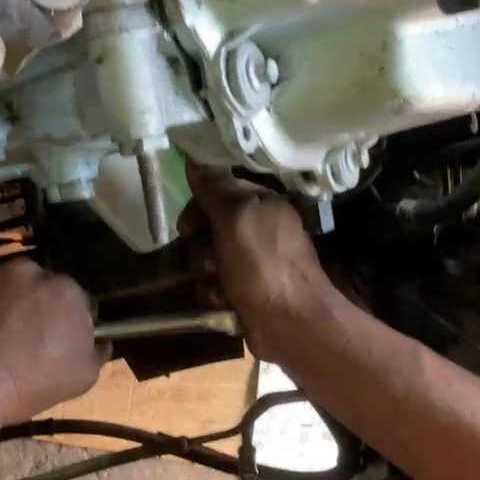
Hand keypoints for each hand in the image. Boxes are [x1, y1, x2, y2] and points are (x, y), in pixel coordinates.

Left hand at [0, 259, 106, 426]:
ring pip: (3, 281)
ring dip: (2, 298)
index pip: (76, 300)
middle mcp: (30, 270)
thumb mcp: (81, 380)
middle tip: (21, 335)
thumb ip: (97, 352)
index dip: (68, 320)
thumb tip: (101, 341)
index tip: (57, 339)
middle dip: (34, 304)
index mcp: (67, 291)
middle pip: (39, 285)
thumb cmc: (25, 387)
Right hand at [181, 162, 338, 359]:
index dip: (198, 206)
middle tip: (209, 261)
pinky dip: (214, 294)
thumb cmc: (264, 264)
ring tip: (219, 287)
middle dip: (200, 247)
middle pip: (208, 227)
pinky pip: (214, 284)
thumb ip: (214, 188)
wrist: (290, 323)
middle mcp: (257, 229)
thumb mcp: (236, 217)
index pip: (218, 190)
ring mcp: (251, 262)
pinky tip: (223, 303)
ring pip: (207, 258)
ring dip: (205, 274)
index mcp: (262, 203)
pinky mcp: (245, 290)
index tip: (188, 226)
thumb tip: (194, 157)